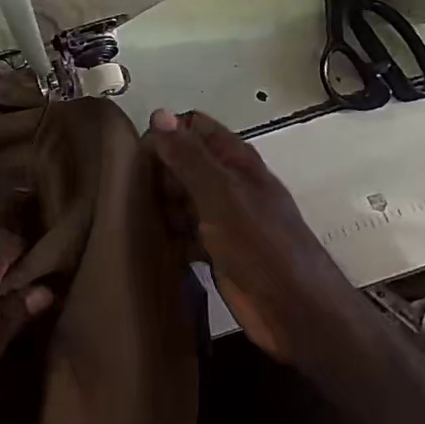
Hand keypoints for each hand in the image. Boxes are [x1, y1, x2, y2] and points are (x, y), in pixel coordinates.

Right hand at [144, 110, 366, 362]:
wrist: (294, 310)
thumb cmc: (260, 243)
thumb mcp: (220, 194)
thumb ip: (188, 157)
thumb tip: (158, 113)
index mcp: (235, 159)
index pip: (194, 127)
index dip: (167, 134)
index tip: (138, 156)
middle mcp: (228, 182)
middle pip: (183, 163)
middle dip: (158, 173)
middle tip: (130, 193)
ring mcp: (223, 217)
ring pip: (181, 199)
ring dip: (160, 205)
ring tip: (130, 217)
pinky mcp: (216, 250)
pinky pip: (184, 233)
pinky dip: (168, 235)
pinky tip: (146, 242)